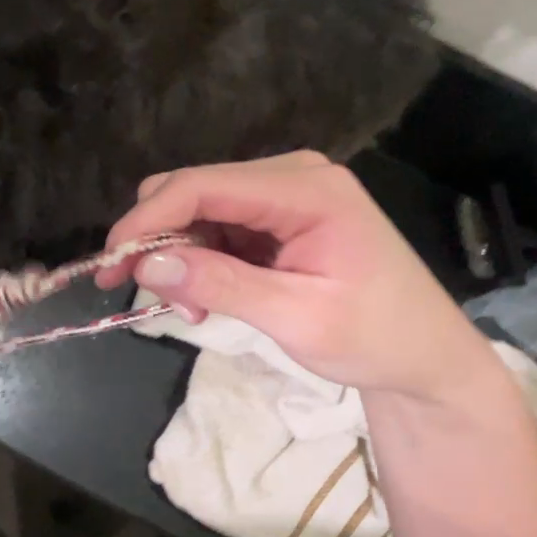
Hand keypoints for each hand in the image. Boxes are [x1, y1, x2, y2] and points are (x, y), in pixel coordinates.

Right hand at [95, 151, 500, 400]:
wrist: (427, 360)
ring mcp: (280, 194)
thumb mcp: (298, 319)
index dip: (146, 221)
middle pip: (188, 189)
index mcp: (307, 190)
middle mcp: (290, 176)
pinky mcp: (271, 215)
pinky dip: (193, 261)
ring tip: (189, 308)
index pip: (200, 186)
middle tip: (153, 296)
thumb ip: (222, 285)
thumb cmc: (376, 339)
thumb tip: (147, 265)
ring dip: (174, 256)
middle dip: (158, 241)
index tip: (110, 264)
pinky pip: (208, 225)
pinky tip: (204, 297)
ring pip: (191, 208)